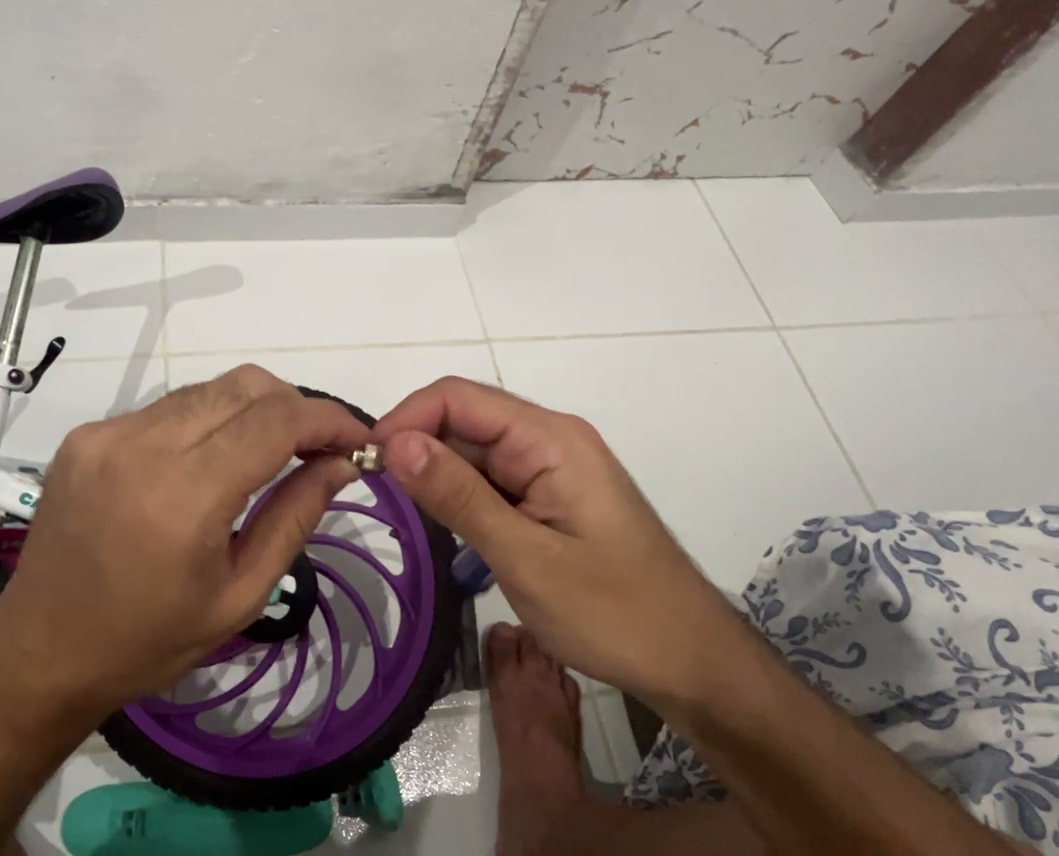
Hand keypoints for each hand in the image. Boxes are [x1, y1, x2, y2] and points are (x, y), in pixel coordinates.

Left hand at [0, 365, 370, 710]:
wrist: (44, 651)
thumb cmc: (149, 640)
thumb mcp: (241, 595)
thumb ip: (295, 517)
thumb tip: (340, 463)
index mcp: (185, 496)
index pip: (275, 420)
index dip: (326, 419)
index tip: (356, 438)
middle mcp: (142, 446)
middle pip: (244, 386)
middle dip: (294, 406)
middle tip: (316, 447)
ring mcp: (107, 434)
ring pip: (205, 390)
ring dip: (250, 409)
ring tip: (267, 452)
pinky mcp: (85, 435)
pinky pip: (165, 407)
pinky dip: (203, 420)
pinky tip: (207, 460)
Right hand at [374, 377, 740, 703]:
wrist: (690, 661)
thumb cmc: (613, 612)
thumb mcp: (525, 557)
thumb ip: (458, 496)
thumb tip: (395, 443)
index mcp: (550, 439)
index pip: (459, 397)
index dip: (407, 418)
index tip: (368, 464)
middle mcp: (550, 439)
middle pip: (465, 418)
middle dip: (416, 445)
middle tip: (377, 495)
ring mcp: (552, 468)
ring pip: (474, 450)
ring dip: (436, 473)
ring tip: (407, 516)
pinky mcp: (550, 496)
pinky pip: (492, 479)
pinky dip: (461, 495)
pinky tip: (445, 527)